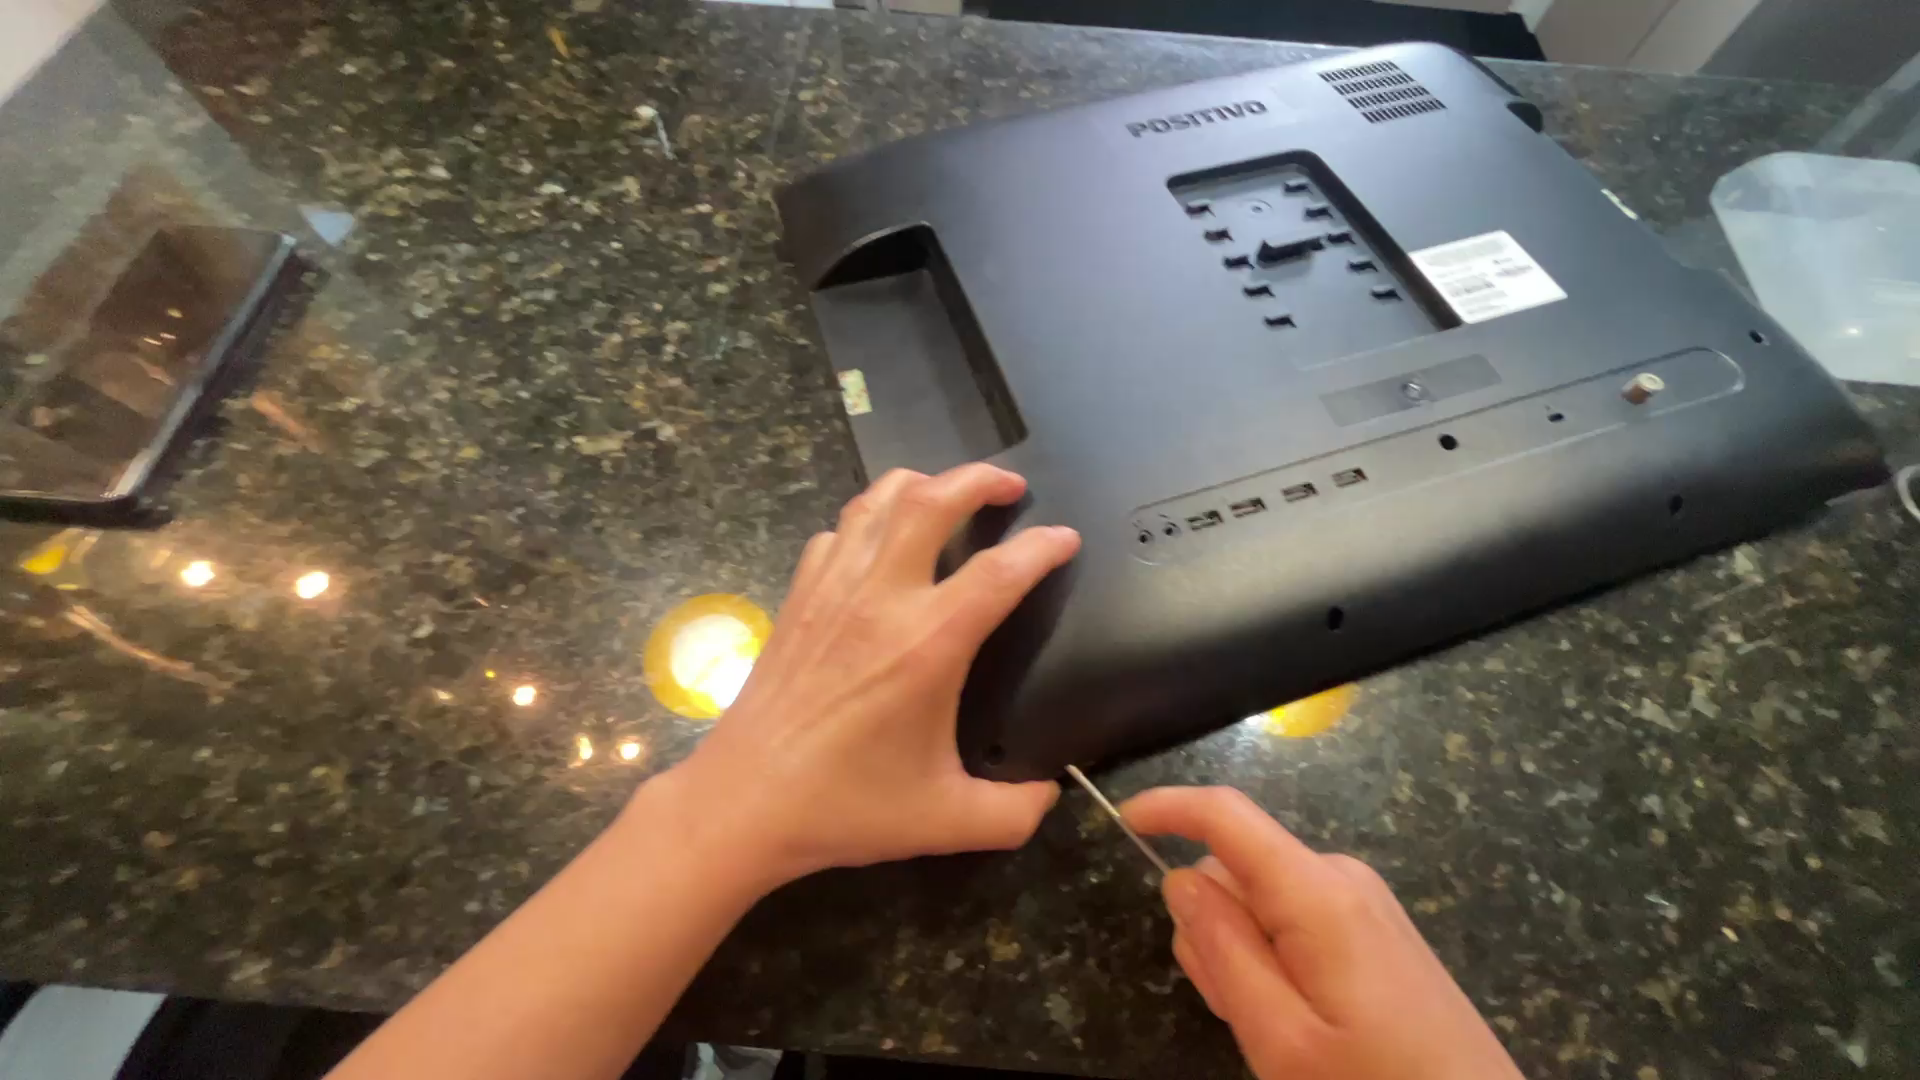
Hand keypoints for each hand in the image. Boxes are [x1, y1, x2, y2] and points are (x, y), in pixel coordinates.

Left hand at [662, 464, 1079, 890]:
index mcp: (928, 643)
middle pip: (933, 500)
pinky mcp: (799, 594)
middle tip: (1010, 485)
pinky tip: (880, 542)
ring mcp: (833, 588)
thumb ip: (1014, 813)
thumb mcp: (946, 820)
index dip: (1042, 546)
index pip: (1000, 570)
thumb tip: (1051, 793)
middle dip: (980, 477)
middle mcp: (881, 597)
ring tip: (948, 492)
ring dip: (922, 482)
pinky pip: (839, 531)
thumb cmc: (847, 806)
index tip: (1064, 538)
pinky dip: (869, 520)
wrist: (744, 802)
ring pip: (878, 500)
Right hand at [1121, 787, 1524, 1079]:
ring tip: (1268, 1024)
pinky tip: (1297, 1017)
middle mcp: (1339, 876)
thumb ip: (1222, 950)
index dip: (1167, 807)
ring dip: (1239, 946)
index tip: (1122, 821)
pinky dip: (1270, 953)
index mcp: (1317, 892)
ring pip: (1258, 895)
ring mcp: (1362, 901)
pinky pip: (1292, 915)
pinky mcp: (1373, 929)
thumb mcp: (1282, 1040)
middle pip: (1235, 865)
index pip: (1226, 815)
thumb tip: (1181, 878)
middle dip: (1209, 919)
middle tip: (1228, 1004)